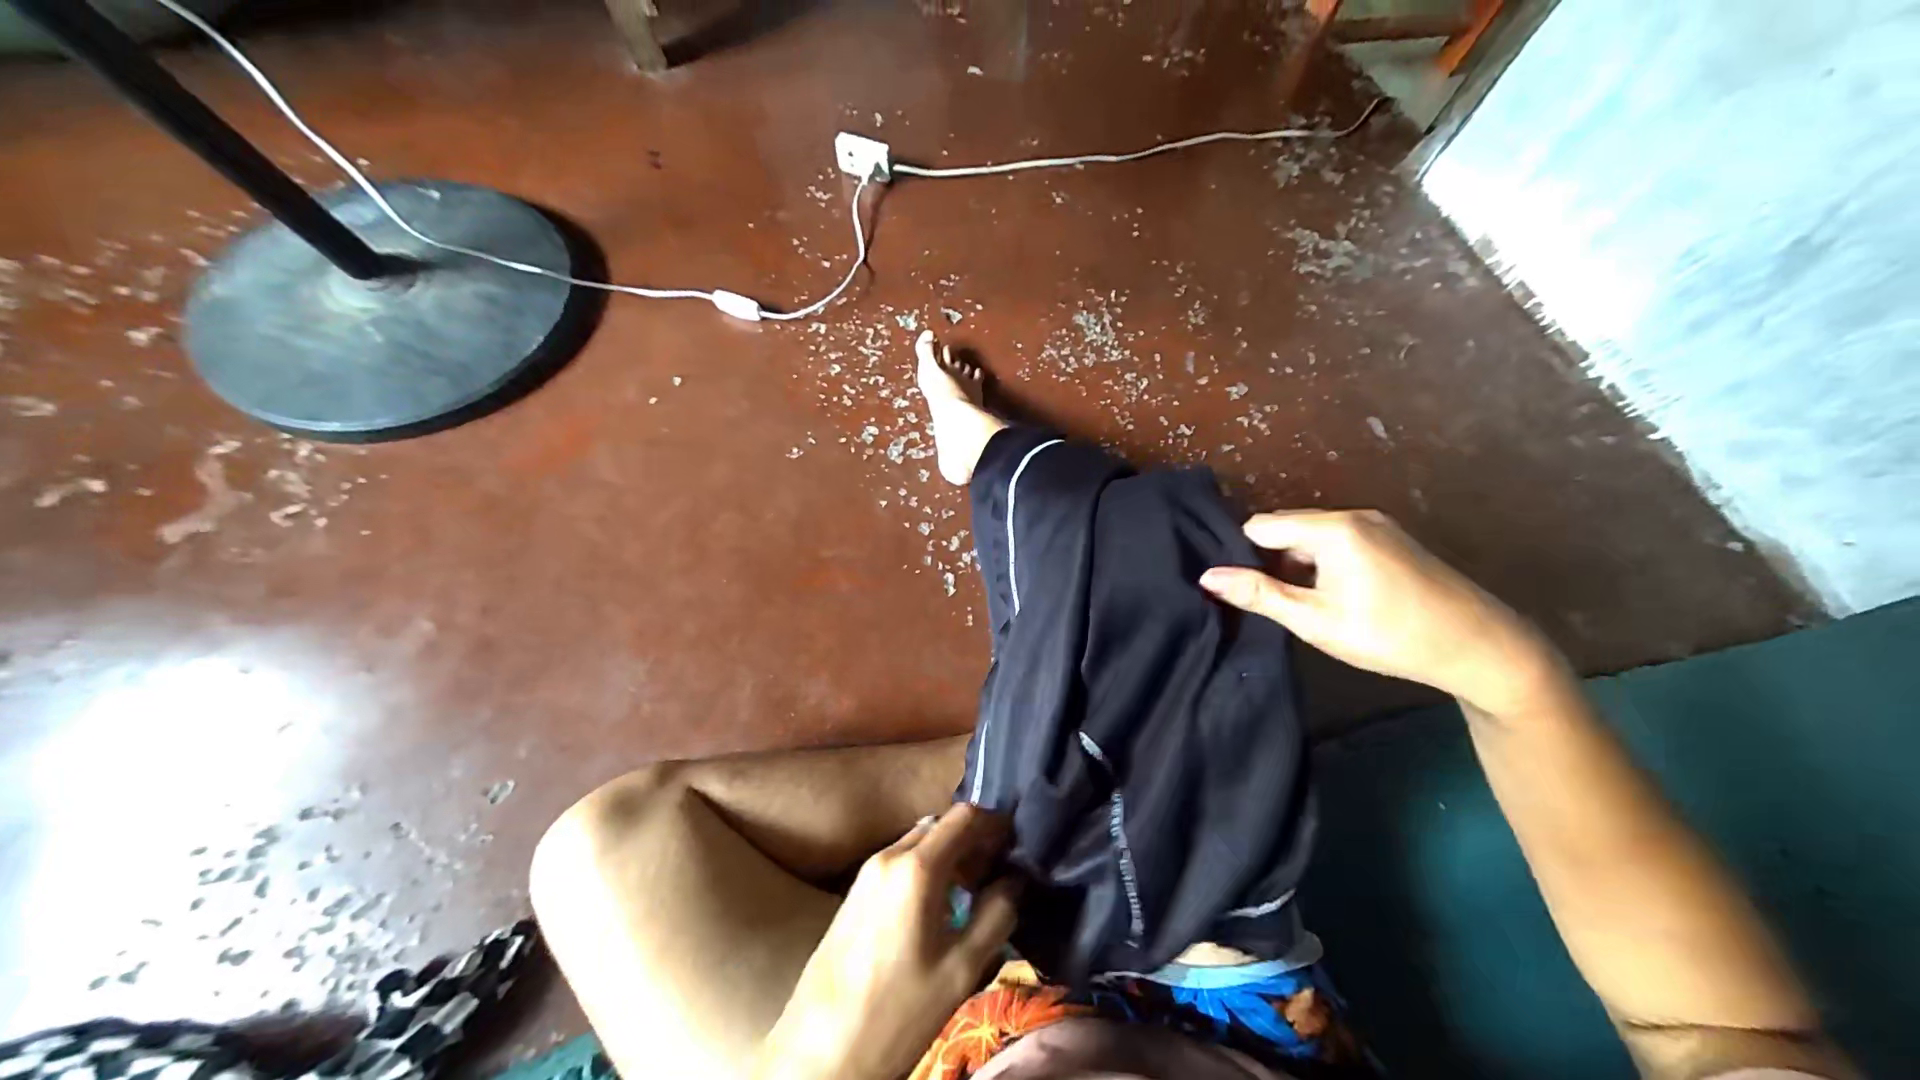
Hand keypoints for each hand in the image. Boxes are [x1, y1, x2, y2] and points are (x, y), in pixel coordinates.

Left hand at [755, 803, 1018, 1079]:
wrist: (822, 1049)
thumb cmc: (898, 1011)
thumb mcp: (961, 968)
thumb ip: (997, 914)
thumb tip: (1015, 879)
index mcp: (916, 867)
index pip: (965, 816)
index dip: (996, 824)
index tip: (1016, 846)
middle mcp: (889, 855)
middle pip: (942, 825)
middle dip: (974, 840)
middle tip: (998, 872)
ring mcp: (867, 871)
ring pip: (921, 841)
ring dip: (951, 854)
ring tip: (973, 891)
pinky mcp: (855, 889)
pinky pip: (901, 860)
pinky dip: (927, 867)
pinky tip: (939, 905)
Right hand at [1200, 509, 1568, 716]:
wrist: (1481, 647)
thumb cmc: (1389, 635)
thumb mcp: (1315, 620)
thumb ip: (1259, 594)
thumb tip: (1207, 576)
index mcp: (1333, 528)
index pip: (1261, 526)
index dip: (1242, 554)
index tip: (1238, 586)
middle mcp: (1354, 515)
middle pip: (1287, 526)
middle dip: (1268, 557)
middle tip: (1264, 599)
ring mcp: (1377, 524)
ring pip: (1312, 534)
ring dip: (1295, 561)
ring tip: (1295, 601)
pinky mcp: (1392, 538)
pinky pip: (1338, 539)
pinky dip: (1321, 560)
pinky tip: (1329, 594)